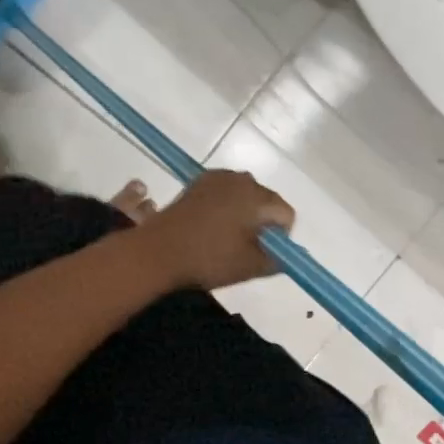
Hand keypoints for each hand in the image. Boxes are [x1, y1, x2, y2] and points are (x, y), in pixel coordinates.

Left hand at [132, 170, 294, 290]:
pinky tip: (211, 227)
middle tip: (244, 248)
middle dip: (262, 223)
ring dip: (243, 215)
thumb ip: (277, 260)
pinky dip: (225, 208)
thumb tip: (284, 255)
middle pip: (266, 201)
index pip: (285, 214)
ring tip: (226, 239)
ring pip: (245, 196)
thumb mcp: (249, 266)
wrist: (157, 251)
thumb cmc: (208, 258)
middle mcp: (241, 179)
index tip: (263, 253)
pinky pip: (224, 193)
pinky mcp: (198, 182)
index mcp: (257, 196)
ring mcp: (217, 177)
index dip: (280, 237)